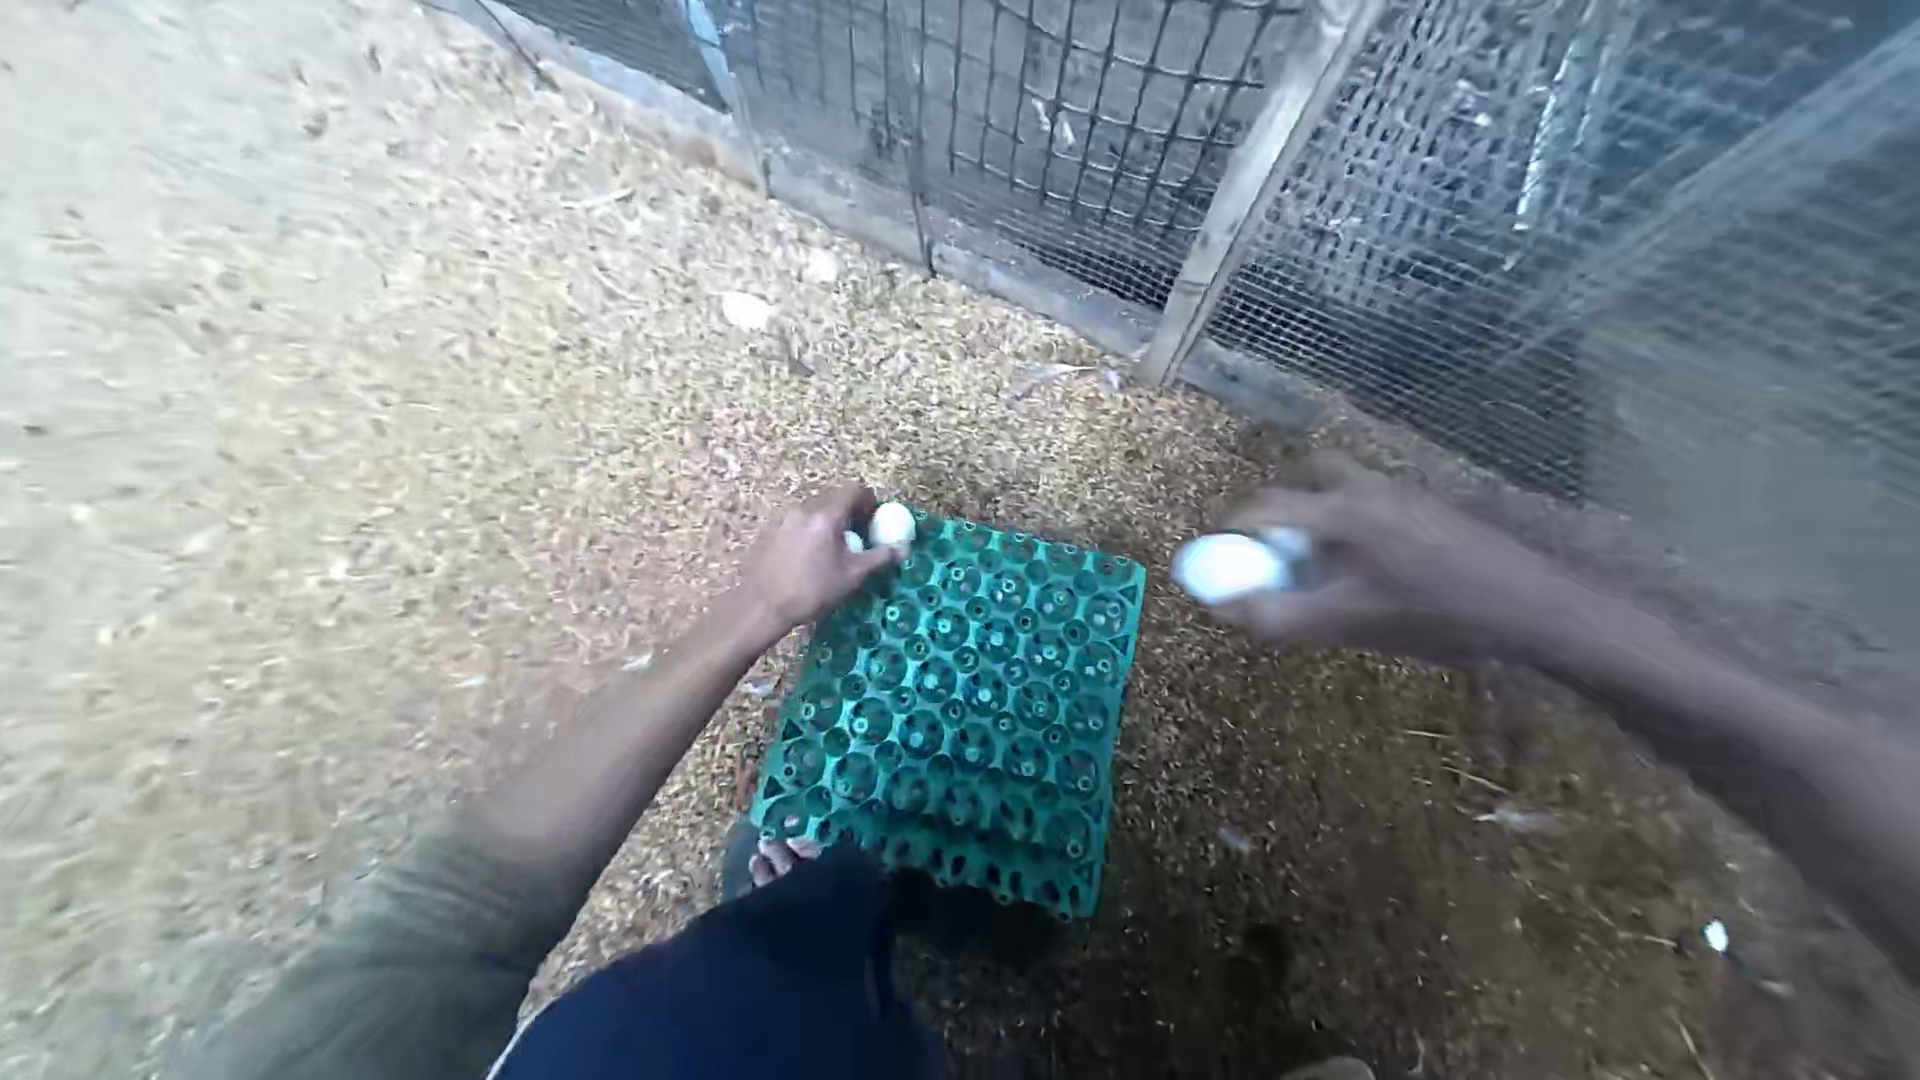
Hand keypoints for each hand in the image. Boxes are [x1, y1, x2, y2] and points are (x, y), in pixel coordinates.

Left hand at [736, 485, 900, 632]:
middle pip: (832, 498)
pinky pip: (796, 520)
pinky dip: (808, 528)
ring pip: (813, 509)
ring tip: (831, 545)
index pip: (853, 490)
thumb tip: (902, 548)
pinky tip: (807, 553)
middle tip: (857, 533)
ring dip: (827, 519)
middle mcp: (803, 509)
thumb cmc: (812, 591)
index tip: (874, 517)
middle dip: (848, 510)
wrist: (761, 606)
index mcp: (826, 516)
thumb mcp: (852, 575)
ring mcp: (782, 518)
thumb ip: (879, 557)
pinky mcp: (768, 530)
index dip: (868, 500)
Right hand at [1216, 454, 1591, 662]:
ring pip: (1348, 481)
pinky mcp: (1435, 507)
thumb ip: (1276, 616)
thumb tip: (1223, 608)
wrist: (1538, 611)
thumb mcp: (1344, 623)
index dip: (1235, 522)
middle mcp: (1371, 489)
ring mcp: (1409, 493)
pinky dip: (1354, 517)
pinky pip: (1376, 498)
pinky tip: (1368, 561)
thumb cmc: (1434, 615)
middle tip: (1276, 535)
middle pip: (1312, 472)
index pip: (1268, 504)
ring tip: (1319, 550)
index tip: (1223, 543)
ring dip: (1321, 505)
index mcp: (1342, 512)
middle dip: (1284, 498)